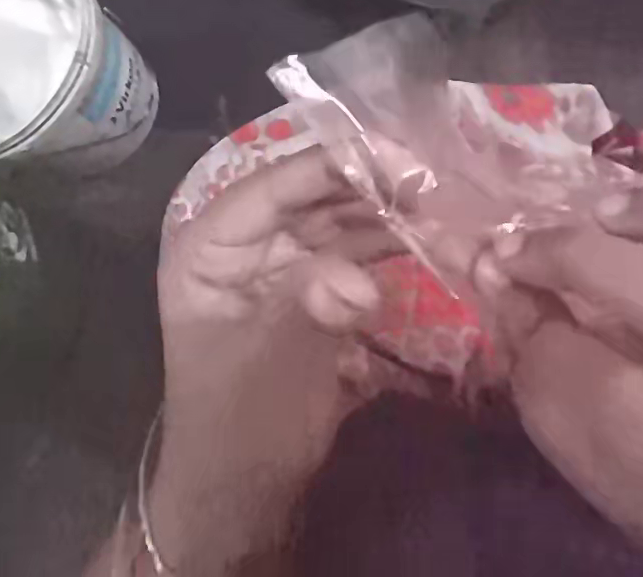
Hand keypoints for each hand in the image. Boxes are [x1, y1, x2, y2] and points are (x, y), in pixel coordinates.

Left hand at [149, 147, 391, 573]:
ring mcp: (275, 263)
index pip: (265, 191)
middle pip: (302, 197)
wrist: (242, 488)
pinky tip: (423, 236)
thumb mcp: (265, 369)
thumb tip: (358, 279)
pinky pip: (347, 252)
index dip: (322, 167)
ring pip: (329, 219)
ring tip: (435, 202)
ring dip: (380, 210)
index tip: (385, 153)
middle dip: (360, 182)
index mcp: (207, 248)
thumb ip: (308, 313)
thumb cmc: (234, 426)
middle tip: (426, 176)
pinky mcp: (307, 287)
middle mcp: (239, 244)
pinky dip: (384, 243)